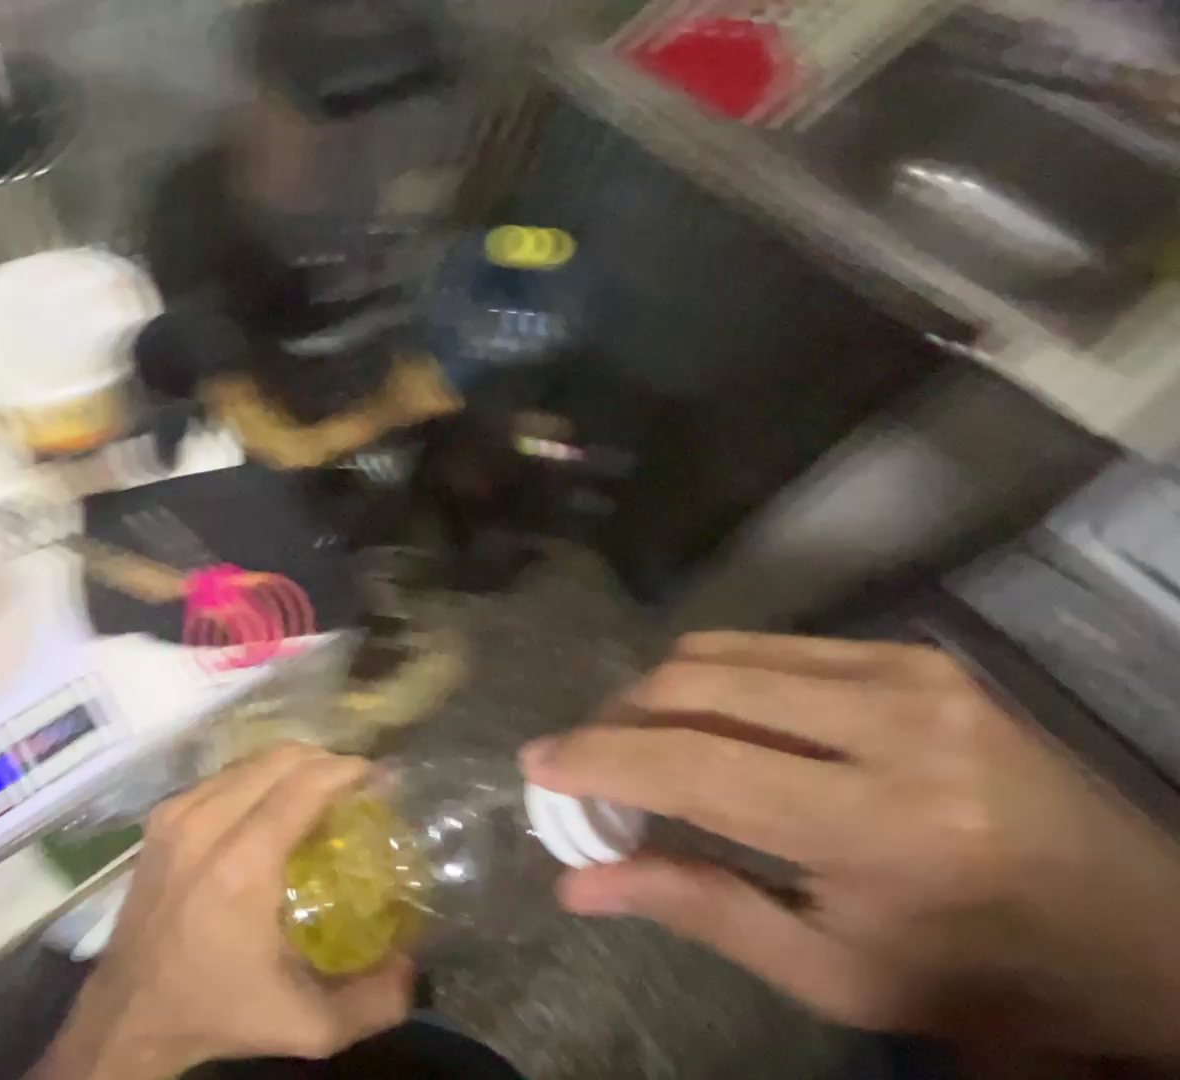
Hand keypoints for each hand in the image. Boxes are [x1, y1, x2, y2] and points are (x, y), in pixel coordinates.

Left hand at [35, 744, 413, 1079]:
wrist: (131, 1011)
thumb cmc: (220, 1011)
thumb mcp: (308, 1027)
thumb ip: (374, 1001)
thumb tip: (413, 963)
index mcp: (242, 866)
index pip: (301, 786)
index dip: (344, 771)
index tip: (378, 777)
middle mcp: (205, 824)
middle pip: (276, 760)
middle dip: (324, 760)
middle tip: (355, 785)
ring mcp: (176, 814)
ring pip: (247, 761)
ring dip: (290, 765)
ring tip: (320, 790)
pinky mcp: (160, 817)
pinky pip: (220, 776)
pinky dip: (256, 776)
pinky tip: (274, 802)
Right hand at [522, 632, 1179, 1059]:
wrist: (1138, 929)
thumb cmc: (974, 973)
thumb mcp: (832, 975)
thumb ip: (696, 908)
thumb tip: (574, 881)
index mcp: (882, 828)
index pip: (694, 765)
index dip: (597, 758)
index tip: (535, 763)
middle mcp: (896, 727)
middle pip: (693, 685)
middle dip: (615, 720)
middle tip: (587, 763)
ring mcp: (910, 676)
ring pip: (717, 651)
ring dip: (654, 693)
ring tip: (640, 741)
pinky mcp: (913, 656)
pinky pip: (763, 644)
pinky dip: (708, 676)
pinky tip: (709, 718)